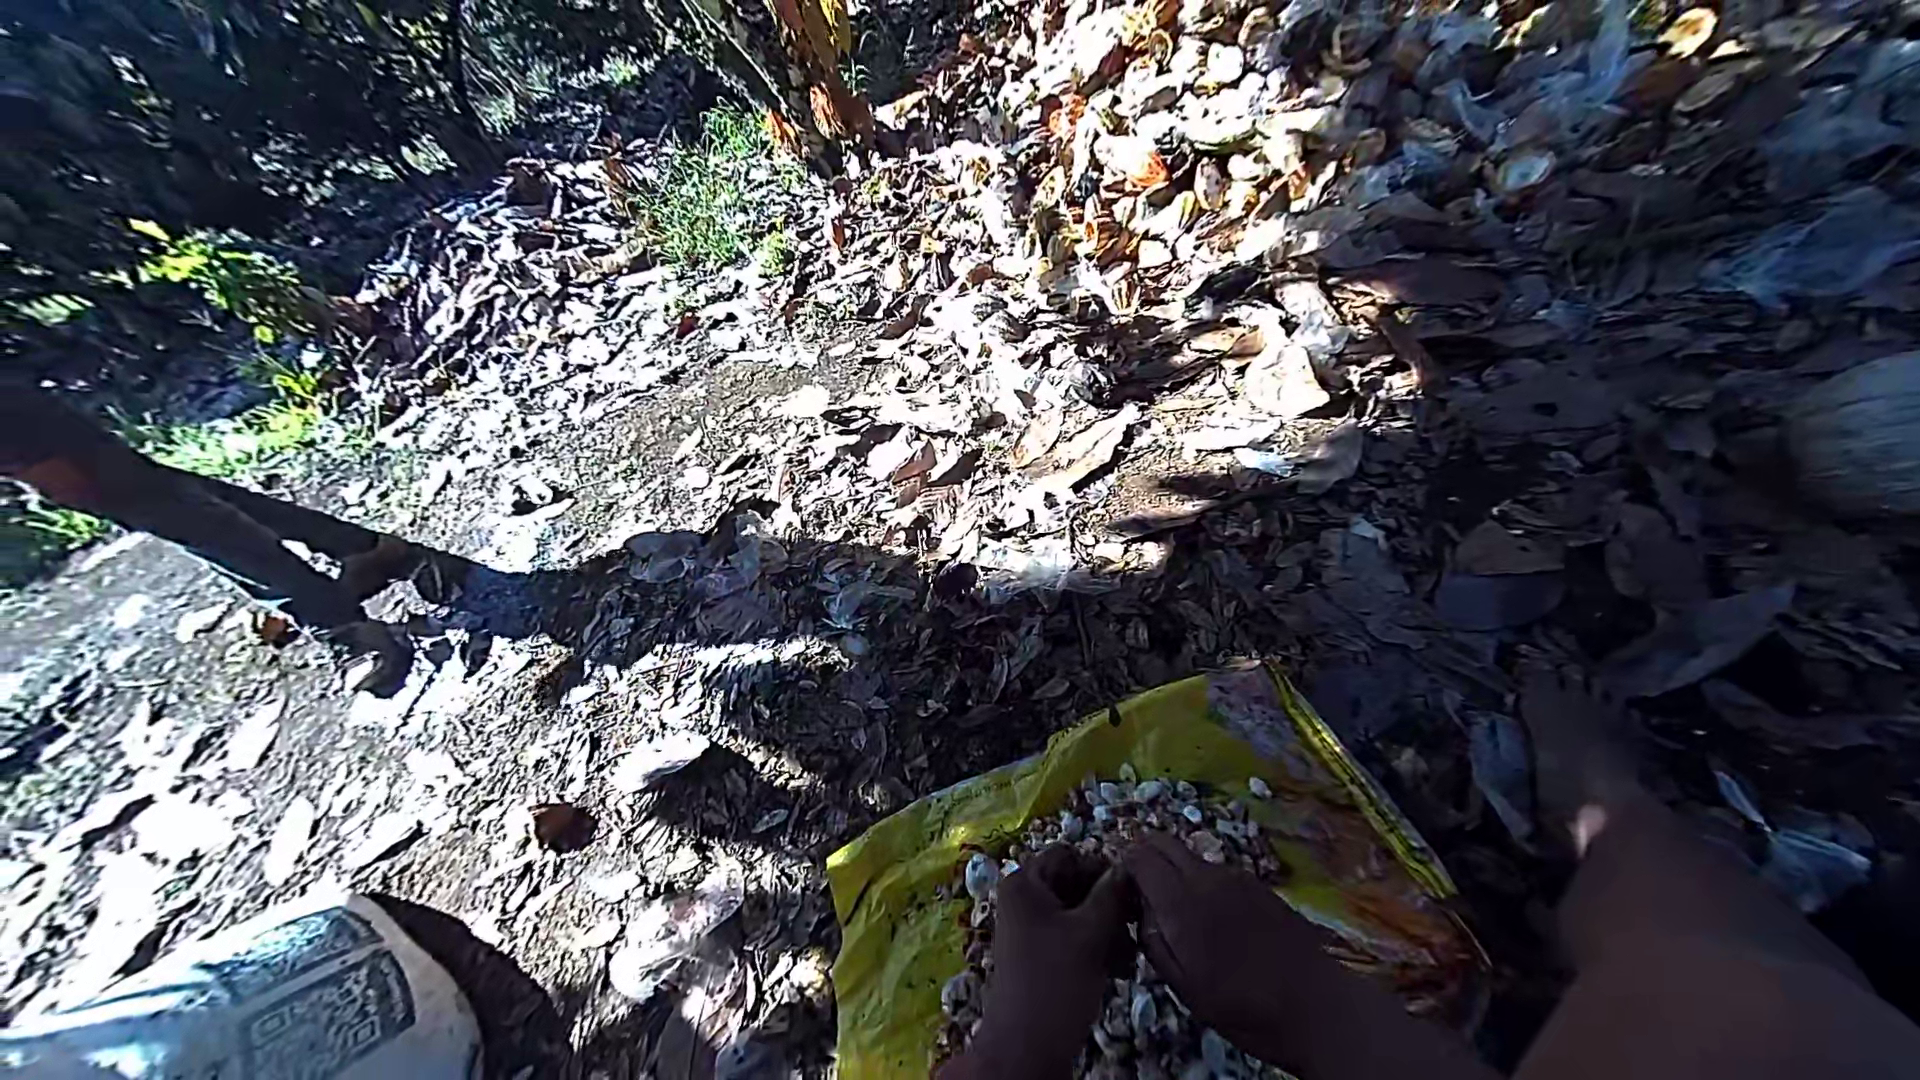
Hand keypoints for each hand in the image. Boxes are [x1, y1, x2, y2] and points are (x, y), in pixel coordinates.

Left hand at [940, 845, 1129, 1079]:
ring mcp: (1030, 928)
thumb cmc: (1054, 983)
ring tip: (1130, 955)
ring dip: (1106, 929)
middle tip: (1136, 925)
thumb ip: (1111, 896)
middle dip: (1106, 904)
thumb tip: (1128, 867)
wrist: (1025, 1053)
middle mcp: (1024, 898)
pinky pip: (1071, 937)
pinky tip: (1119, 970)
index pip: (1067, 855)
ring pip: (1076, 913)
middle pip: (1073, 884)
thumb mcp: (1089, 935)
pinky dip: (1095, 947)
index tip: (1130, 891)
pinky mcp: (1041, 955)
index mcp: (1024, 882)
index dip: (1098, 868)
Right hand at [1124, 834, 1497, 1079]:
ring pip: (1187, 852)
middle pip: (1160, 840)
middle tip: (1140, 887)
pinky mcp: (1254, 882)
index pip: (1137, 854)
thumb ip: (1153, 941)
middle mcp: (1203, 876)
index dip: (1123, 864)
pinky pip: (1213, 867)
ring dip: (1171, 865)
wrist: (1320, 1008)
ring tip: (1176, 905)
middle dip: (1143, 853)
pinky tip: (1212, 914)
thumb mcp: (1186, 989)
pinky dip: (1198, 877)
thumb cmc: (1245, 1008)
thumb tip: (1140, 911)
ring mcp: (1232, 875)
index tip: (1122, 889)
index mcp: (1180, 902)